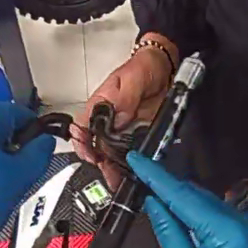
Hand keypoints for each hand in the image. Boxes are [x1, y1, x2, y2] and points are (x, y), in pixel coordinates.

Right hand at [73, 45, 173, 164]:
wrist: (166, 68)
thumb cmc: (144, 66)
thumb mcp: (134, 78)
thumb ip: (124, 99)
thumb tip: (115, 119)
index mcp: (100, 105)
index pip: (82, 127)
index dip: (82, 144)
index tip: (91, 155)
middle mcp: (108, 119)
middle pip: (96, 146)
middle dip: (101, 163)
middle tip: (110, 175)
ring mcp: (122, 129)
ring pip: (111, 153)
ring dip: (113, 168)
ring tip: (119, 181)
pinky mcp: (136, 134)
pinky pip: (129, 153)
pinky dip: (129, 165)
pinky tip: (131, 174)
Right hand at [127, 153, 247, 247]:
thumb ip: (170, 233)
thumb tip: (154, 203)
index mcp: (228, 231)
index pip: (183, 194)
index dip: (156, 176)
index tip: (136, 159)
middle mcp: (243, 223)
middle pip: (195, 195)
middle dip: (165, 186)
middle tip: (136, 176)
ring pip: (204, 205)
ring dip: (178, 200)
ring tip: (149, 193)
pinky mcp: (247, 240)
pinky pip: (214, 218)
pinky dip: (193, 214)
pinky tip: (175, 214)